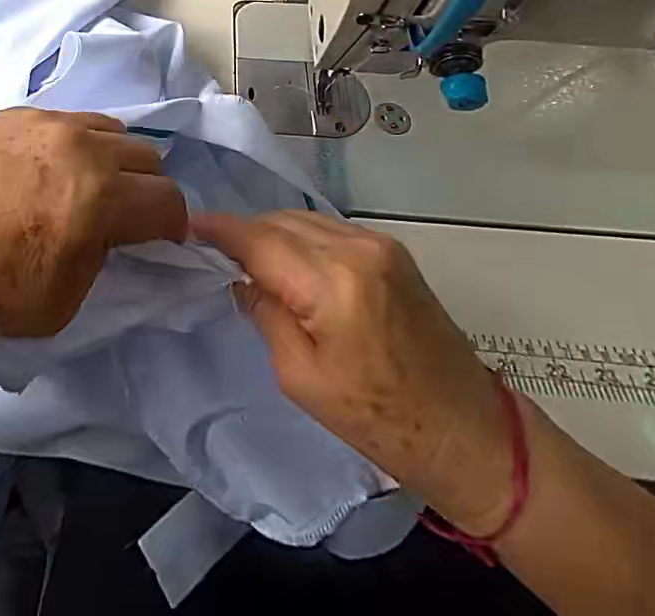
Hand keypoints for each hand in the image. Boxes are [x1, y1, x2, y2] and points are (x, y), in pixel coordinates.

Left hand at [0, 108, 188, 381]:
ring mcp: (41, 122)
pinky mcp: (9, 113)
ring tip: (82, 190)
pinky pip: (64, 123)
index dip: (171, 229)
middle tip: (120, 218)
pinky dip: (72, 145)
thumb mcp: (57, 303)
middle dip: (144, 191)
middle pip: (147, 157)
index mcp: (97, 198)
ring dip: (111, 161)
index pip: (170, 203)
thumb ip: (98, 261)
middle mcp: (77, 147)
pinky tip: (42, 171)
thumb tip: (107, 237)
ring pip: (108, 130)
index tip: (157, 242)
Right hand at [192, 211, 514, 533]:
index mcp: (332, 284)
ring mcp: (380, 246)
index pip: (257, 238)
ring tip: (246, 259)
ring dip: (269, 233)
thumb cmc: (377, 419)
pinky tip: (286, 262)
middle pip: (278, 221)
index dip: (218, 230)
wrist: (470, 434)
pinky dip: (298, 238)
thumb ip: (264, 312)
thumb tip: (240, 277)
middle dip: (241, 232)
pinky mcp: (393, 252)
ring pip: (302, 220)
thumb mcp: (298, 375)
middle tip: (212, 253)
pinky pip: (327, 230)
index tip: (185, 227)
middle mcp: (357, 249)